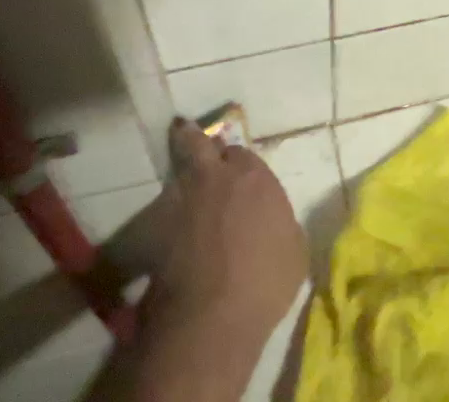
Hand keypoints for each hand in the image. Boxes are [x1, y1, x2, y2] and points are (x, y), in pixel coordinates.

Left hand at [145, 118, 307, 345]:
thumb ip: (281, 224)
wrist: (212, 313)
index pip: (242, 153)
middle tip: (187, 135)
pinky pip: (160, 209)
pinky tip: (167, 226)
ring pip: (176, 171)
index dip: (238, 163)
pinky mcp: (154, 227)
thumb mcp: (294, 250)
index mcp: (255, 178)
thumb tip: (274, 223)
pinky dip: (163, 213)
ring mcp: (181, 199)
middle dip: (194, 139)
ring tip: (179, 184)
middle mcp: (216, 177)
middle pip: (198, 143)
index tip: (238, 173)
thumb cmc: (266, 280)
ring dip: (179, 175)